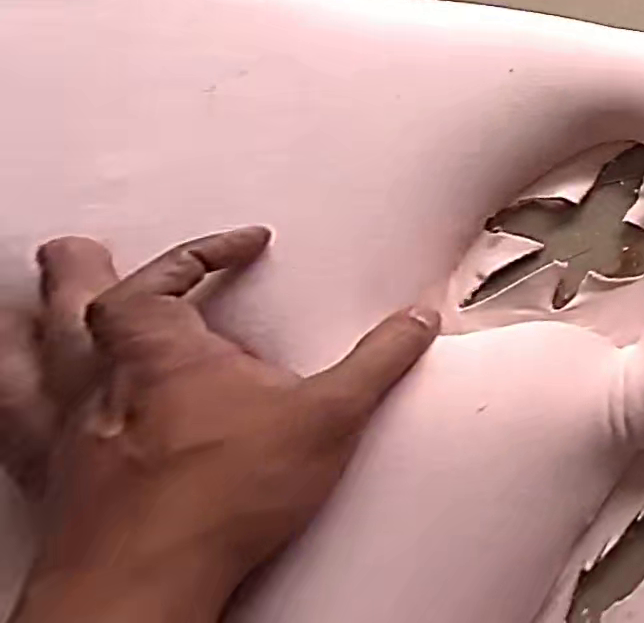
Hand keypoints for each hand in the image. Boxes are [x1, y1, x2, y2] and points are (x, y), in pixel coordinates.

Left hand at [2, 228, 438, 622]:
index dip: (196, 255)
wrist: (145, 593)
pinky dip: (14, 397)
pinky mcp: (56, 482)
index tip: (241, 242)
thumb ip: (382, 358)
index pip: (153, 290)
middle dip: (72, 276)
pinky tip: (25, 403)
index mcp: (165, 367)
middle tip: (71, 247)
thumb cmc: (225, 499)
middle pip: (64, 319)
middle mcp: (101, 395)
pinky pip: (14, 425)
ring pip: (18, 371)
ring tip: (19, 310)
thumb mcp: (335, 414)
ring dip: (20, 331)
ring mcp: (67, 441)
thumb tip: (417, 319)